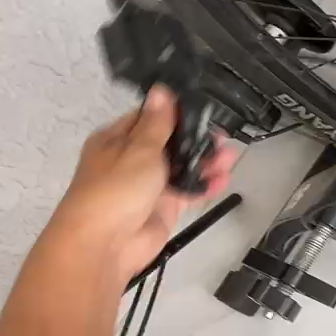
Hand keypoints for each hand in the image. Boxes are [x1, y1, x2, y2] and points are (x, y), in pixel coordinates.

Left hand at [45, 86, 240, 279]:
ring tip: (229, 158)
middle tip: (222, 138)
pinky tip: (222, 180)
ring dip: (205, 162)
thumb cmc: (115, 190)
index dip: (176, 112)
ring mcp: (149, 184)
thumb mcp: (139, 149)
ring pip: (183, 167)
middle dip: (197, 140)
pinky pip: (189, 191)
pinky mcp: (164, 206)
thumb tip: (162, 91)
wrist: (106, 244)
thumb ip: (158, 123)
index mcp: (117, 140)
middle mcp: (132, 160)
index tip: (204, 109)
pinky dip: (205, 185)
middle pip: (171, 143)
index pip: (150, 118)